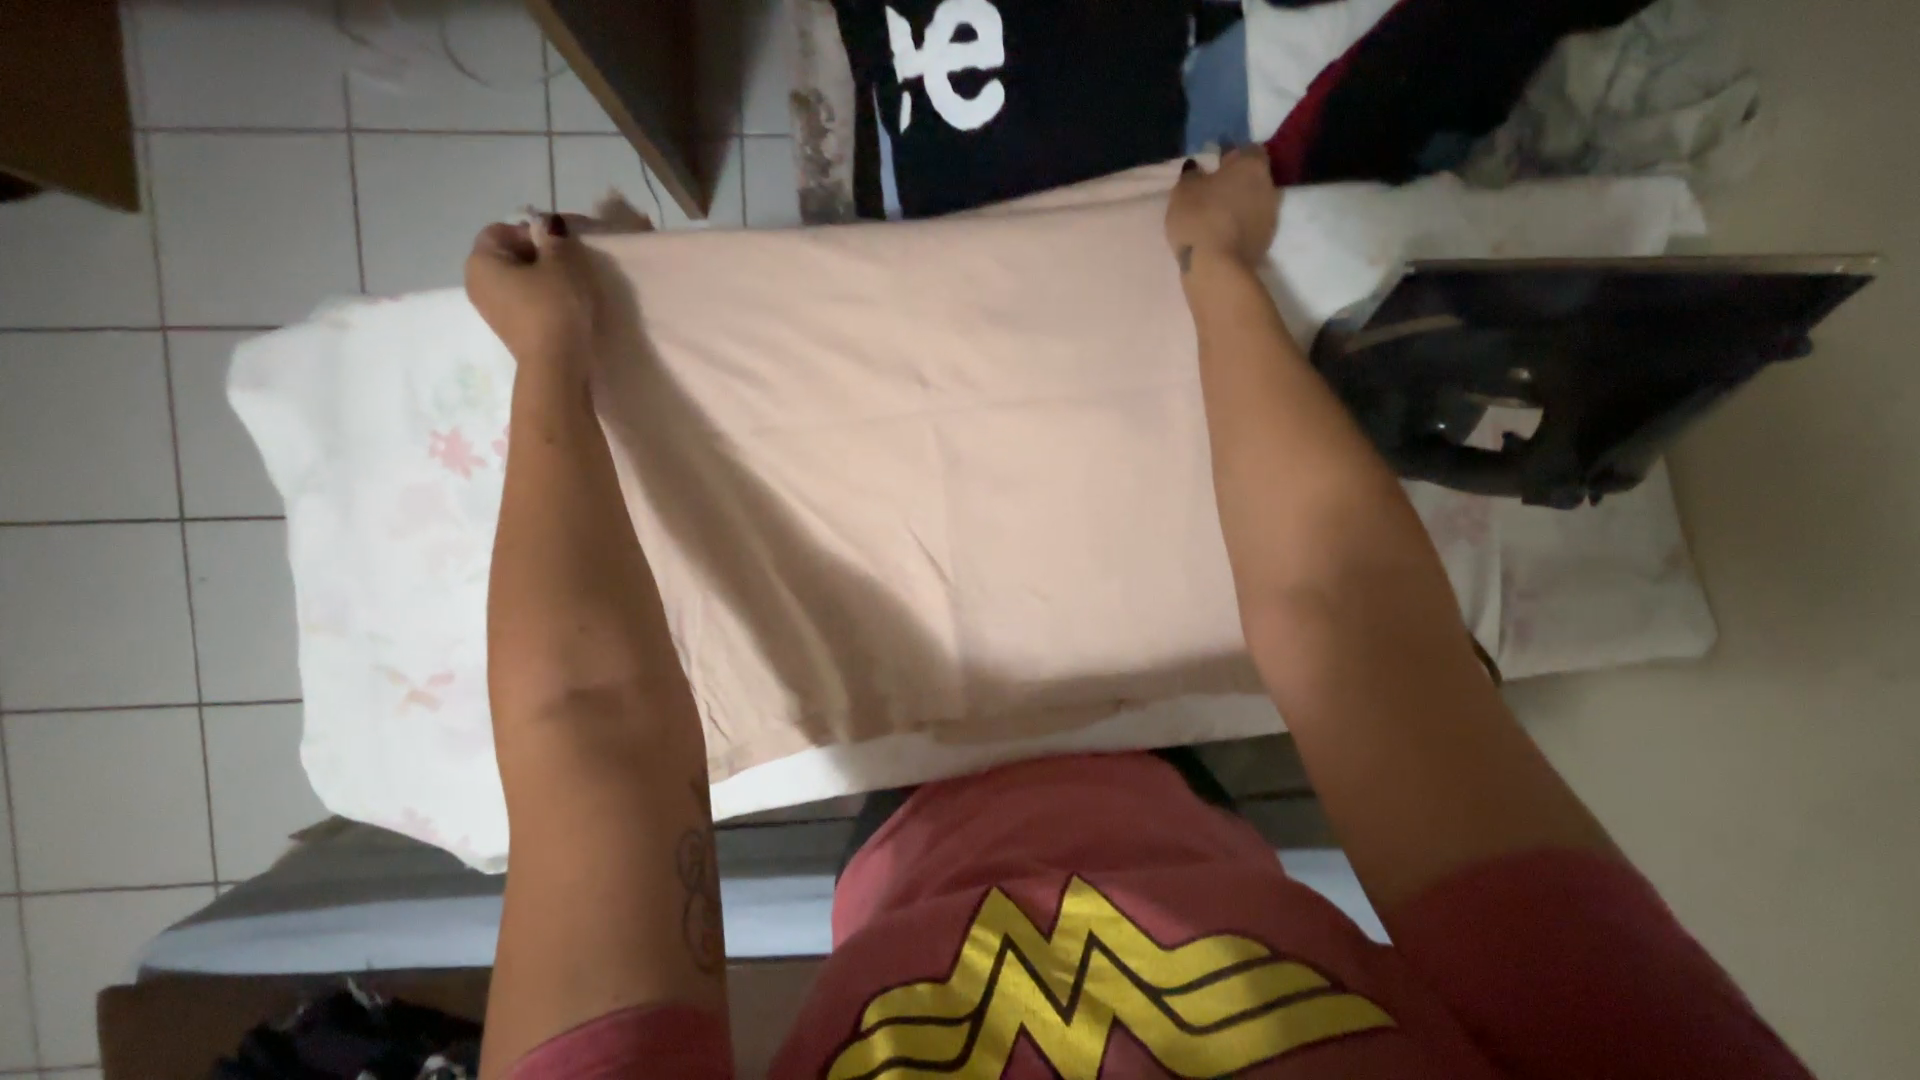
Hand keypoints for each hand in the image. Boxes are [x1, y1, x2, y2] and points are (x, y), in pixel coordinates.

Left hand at [465, 214, 598, 363]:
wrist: (556, 364)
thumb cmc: (555, 307)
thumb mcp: (561, 264)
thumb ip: (553, 239)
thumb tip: (547, 225)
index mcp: (480, 260)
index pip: (501, 230)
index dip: (531, 232)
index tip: (559, 246)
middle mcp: (475, 282)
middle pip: (506, 255)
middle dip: (535, 255)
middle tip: (567, 265)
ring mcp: (489, 308)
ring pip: (514, 279)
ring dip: (539, 278)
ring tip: (567, 288)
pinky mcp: (506, 328)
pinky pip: (520, 301)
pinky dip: (537, 298)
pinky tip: (560, 308)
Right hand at [1165, 147, 1279, 273]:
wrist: (1217, 267)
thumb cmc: (1199, 217)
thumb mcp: (1184, 190)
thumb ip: (1192, 174)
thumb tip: (1197, 167)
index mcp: (1251, 164)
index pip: (1247, 148)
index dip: (1232, 153)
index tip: (1216, 161)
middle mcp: (1268, 184)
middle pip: (1254, 176)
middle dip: (1237, 180)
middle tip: (1215, 189)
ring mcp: (1271, 214)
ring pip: (1254, 201)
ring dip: (1240, 204)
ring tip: (1218, 214)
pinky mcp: (1266, 241)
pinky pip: (1251, 224)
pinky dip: (1240, 225)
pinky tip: (1223, 232)